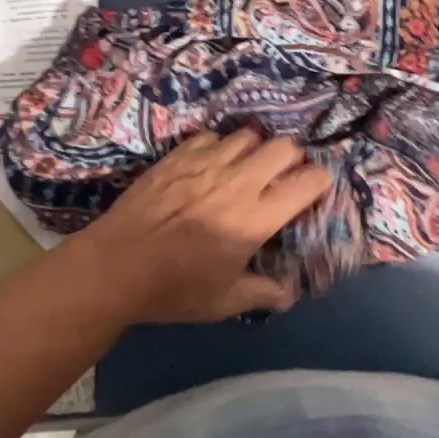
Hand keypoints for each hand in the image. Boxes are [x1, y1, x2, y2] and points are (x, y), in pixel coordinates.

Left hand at [74, 127, 333, 324]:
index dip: (321, 182)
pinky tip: (211, 164)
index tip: (316, 190)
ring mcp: (206, 163)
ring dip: (255, 149)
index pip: (307, 182)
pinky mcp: (178, 155)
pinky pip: (211, 136)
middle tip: (284, 177)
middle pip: (284, 147)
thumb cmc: (174, 288)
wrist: (117, 265)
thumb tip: (288, 293)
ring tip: (247, 167)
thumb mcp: (223, 302)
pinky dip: (219, 146)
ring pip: (248, 135)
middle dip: (293, 159)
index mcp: (255, 218)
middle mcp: (237, 182)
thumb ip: (262, 294)